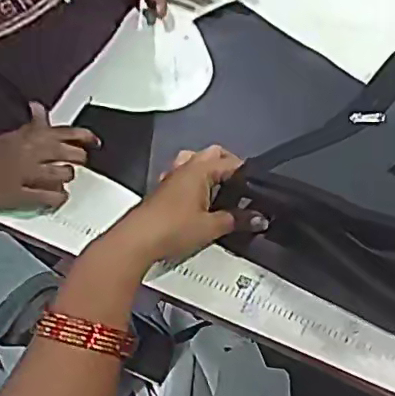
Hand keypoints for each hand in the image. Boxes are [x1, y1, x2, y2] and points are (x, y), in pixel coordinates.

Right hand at [0, 102, 98, 209]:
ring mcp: (25, 174)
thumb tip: (40, 109)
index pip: (62, 132)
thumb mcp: (8, 137)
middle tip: (76, 161)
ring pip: (62, 174)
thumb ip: (30, 126)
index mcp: (26, 137)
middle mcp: (28, 153)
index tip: (93, 140)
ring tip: (62, 177)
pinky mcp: (21, 195)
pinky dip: (58, 197)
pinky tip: (58, 196)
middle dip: (78, 158)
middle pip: (67, 153)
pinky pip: (49, 196)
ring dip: (67, 177)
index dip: (83, 136)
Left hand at [97, 146, 263, 266]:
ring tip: (221, 190)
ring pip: (194, 162)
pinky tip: (199, 201)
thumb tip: (257, 219)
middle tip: (241, 185)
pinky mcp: (162, 192)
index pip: (231, 162)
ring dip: (209, 170)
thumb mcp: (212, 227)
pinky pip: (182, 177)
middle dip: (229, 165)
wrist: (137, 241)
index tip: (257, 189)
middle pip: (212, 154)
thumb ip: (238, 220)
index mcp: (199, 170)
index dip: (247, 174)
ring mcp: (171, 178)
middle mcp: (184, 168)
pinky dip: (194, 183)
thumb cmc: (171, 228)